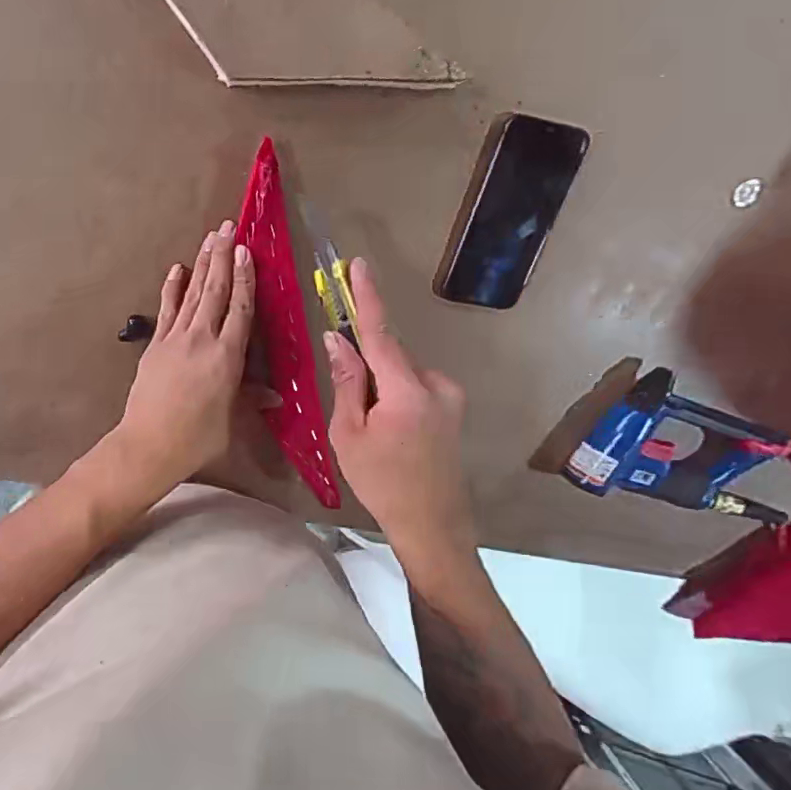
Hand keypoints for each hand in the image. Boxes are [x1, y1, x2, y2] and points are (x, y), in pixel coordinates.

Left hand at [108, 219, 254, 489]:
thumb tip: (273, 395)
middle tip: (228, 228)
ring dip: (201, 264)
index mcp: (227, 357)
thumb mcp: (230, 420)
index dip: (244, 278)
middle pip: (214, 291)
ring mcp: (174, 340)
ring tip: (210, 237)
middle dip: (222, 257)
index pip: (240, 309)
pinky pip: (166, 310)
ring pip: (192, 294)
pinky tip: (177, 269)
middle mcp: (201, 340)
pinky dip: (172, 289)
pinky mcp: (154, 346)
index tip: (247, 251)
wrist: (148, 445)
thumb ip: (249, 399)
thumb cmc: (196, 439)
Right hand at [325, 258, 476, 555]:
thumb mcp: (348, 434)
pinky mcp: (453, 408)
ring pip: (400, 374)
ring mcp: (449, 396)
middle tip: (350, 411)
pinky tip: (389, 432)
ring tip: (372, 432)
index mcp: (407, 390)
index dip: (367, 297)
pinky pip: (414, 387)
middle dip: (364, 368)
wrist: (432, 523)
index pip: (380, 333)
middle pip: (389, 357)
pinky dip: (393, 396)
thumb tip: (338, 340)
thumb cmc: (381, 481)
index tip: (357, 266)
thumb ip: (346, 382)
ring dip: (379, 387)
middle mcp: (436, 383)